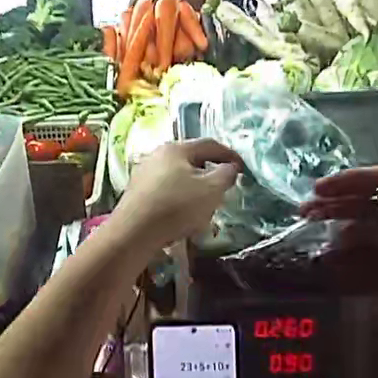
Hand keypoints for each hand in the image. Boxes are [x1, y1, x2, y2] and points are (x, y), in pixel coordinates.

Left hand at [104, 138, 240, 254]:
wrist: (134, 232)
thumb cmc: (176, 206)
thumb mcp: (211, 189)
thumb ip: (226, 175)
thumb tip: (230, 168)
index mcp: (175, 148)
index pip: (209, 145)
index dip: (230, 155)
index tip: (242, 169)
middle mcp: (156, 156)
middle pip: (191, 161)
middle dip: (210, 174)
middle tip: (223, 188)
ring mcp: (143, 175)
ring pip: (178, 178)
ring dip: (194, 190)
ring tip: (204, 207)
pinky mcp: (136, 195)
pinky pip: (165, 193)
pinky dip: (178, 201)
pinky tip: (182, 217)